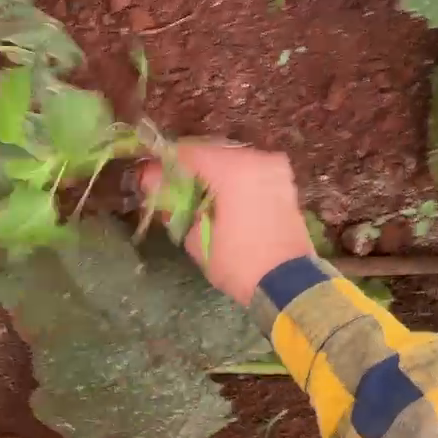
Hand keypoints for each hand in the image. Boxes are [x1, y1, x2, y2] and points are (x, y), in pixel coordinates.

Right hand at [142, 142, 317, 304]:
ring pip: (232, 163)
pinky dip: (232, 183)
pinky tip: (218, 201)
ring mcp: (274, 170)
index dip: (165, 164)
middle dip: (189, 170)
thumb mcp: (198, 240)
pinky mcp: (283, 183)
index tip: (149, 177)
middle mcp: (256, 159)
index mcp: (233, 170)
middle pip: (212, 154)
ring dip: (211, 176)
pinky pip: (249, 174)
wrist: (288, 284)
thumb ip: (176, 208)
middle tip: (169, 188)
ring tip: (193, 198)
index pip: (189, 154)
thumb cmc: (238, 263)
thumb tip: (157, 191)